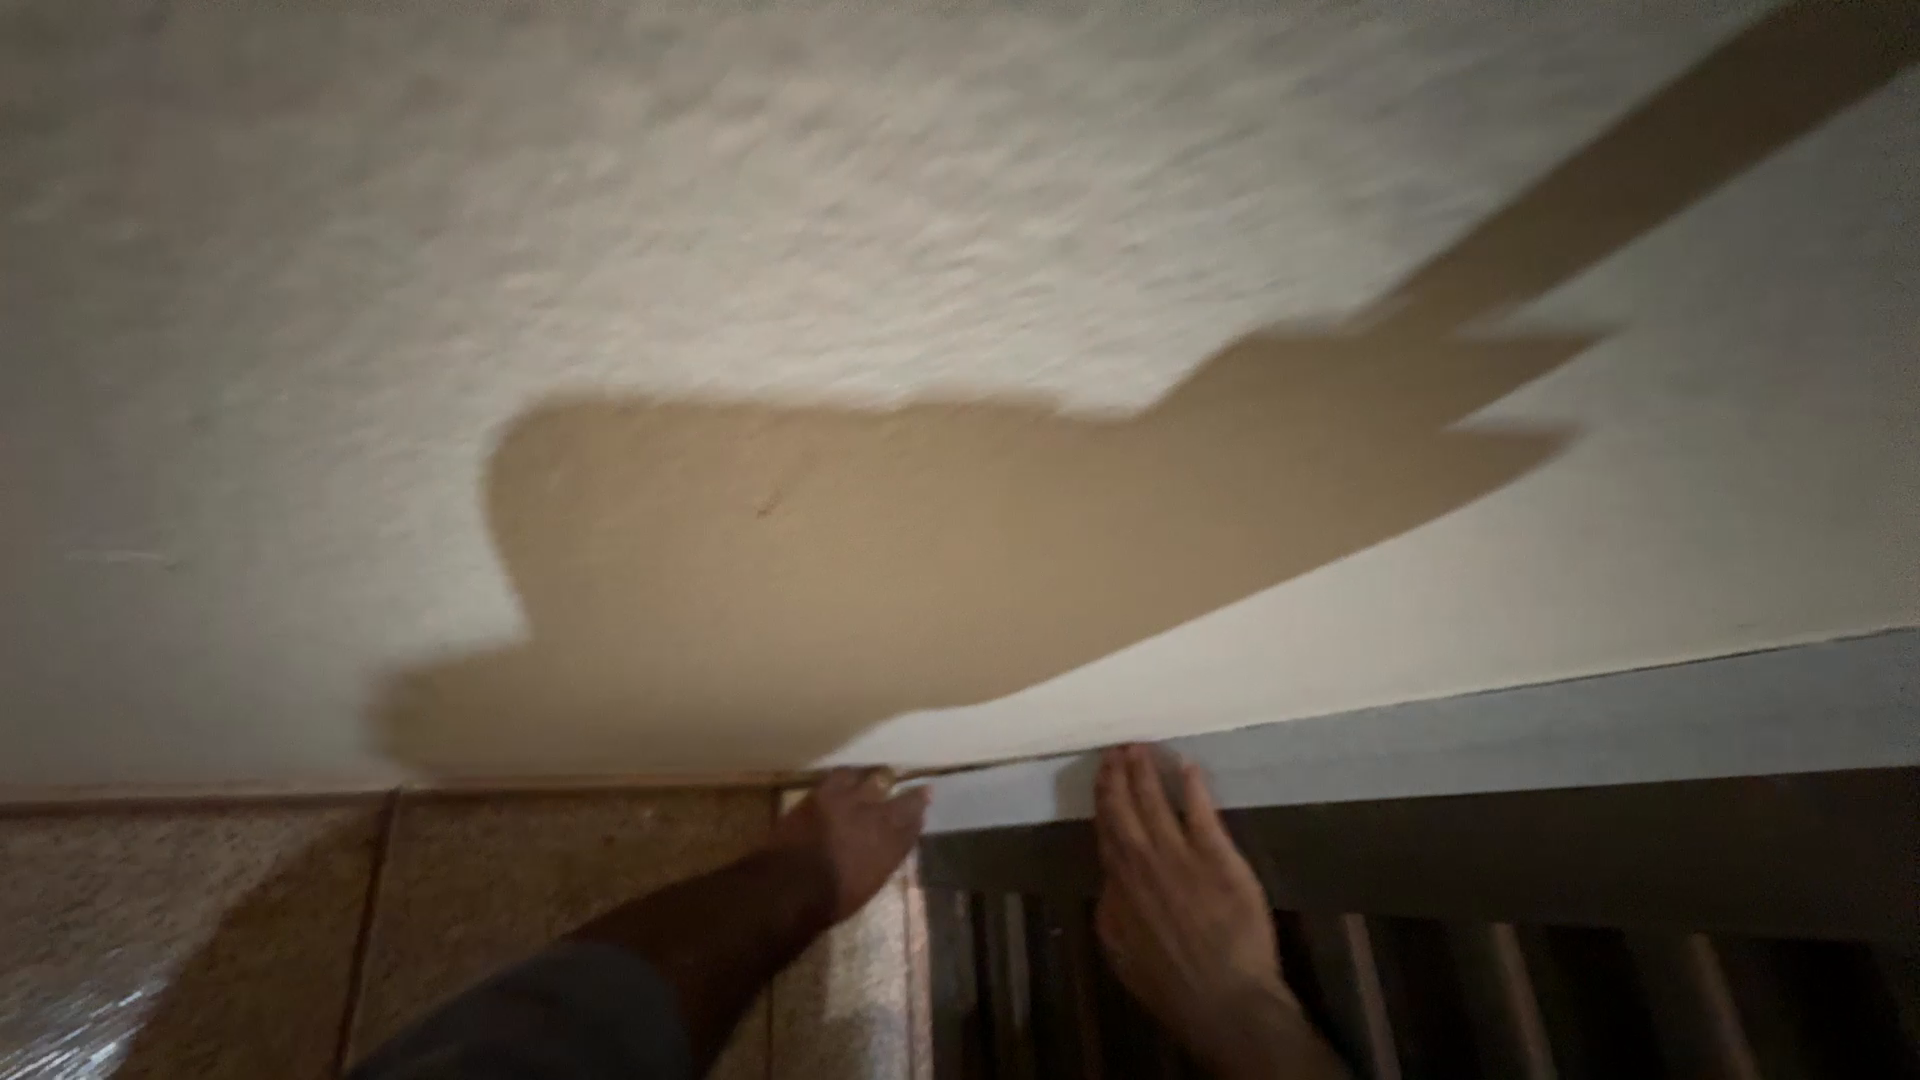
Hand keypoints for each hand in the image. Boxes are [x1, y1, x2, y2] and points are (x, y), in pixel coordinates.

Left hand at [771, 767, 929, 922]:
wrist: (789, 886)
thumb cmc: (827, 900)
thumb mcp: (865, 886)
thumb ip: (881, 861)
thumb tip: (888, 847)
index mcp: (889, 849)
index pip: (912, 826)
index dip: (919, 815)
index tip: (925, 808)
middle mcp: (877, 820)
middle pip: (903, 801)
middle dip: (913, 795)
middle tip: (920, 789)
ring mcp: (852, 802)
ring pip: (876, 779)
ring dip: (881, 779)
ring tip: (882, 777)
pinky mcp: (825, 793)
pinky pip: (844, 775)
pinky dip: (851, 775)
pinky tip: (850, 775)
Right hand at [1095, 745, 1348, 1078]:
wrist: (1222, 1000)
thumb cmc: (1169, 980)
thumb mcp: (1119, 948)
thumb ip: (1110, 906)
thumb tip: (1108, 877)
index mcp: (1118, 881)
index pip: (1106, 826)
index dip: (1103, 796)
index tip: (1102, 772)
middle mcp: (1142, 860)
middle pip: (1125, 807)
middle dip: (1118, 774)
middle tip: (1116, 747)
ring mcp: (1180, 856)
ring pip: (1156, 802)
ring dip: (1145, 771)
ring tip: (1139, 747)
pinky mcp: (1218, 858)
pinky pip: (1202, 814)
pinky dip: (1193, 788)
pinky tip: (1187, 766)